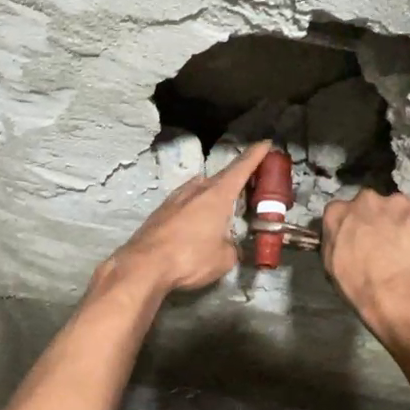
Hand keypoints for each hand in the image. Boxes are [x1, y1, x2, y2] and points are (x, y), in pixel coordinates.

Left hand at [102, 142, 273, 293]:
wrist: (144, 266)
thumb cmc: (190, 258)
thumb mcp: (223, 259)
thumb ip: (232, 248)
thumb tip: (230, 247)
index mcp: (217, 195)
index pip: (241, 168)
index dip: (255, 155)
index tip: (265, 143)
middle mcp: (195, 190)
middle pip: (219, 178)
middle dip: (234, 180)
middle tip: (246, 187)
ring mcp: (174, 199)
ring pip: (198, 189)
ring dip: (211, 194)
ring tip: (220, 206)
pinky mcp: (159, 212)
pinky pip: (184, 203)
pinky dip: (194, 208)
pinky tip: (195, 222)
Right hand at [319, 190, 409, 330]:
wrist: (398, 292)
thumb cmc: (360, 285)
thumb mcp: (332, 266)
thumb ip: (337, 242)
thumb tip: (343, 238)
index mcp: (338, 213)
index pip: (342, 211)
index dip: (353, 225)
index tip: (360, 239)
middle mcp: (367, 199)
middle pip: (374, 204)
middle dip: (379, 219)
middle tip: (387, 243)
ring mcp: (400, 201)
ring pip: (403, 209)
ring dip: (404, 223)